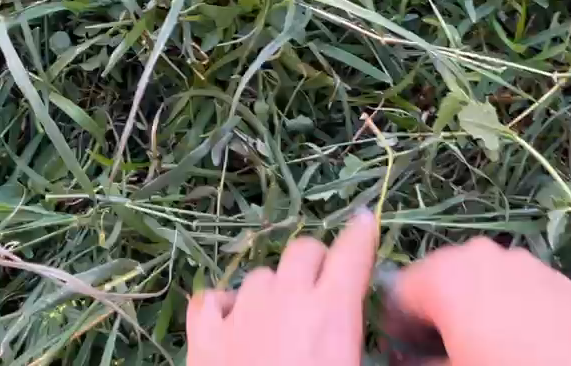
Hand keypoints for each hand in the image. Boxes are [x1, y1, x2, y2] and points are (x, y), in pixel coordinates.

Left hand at [186, 208, 379, 365]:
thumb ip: (358, 349)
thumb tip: (360, 336)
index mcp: (331, 314)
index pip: (352, 254)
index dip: (361, 235)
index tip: (366, 222)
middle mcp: (286, 299)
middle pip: (304, 250)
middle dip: (317, 263)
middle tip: (323, 290)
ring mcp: (240, 312)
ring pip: (261, 275)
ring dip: (274, 290)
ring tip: (279, 321)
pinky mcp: (204, 335)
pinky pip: (212, 300)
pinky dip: (224, 306)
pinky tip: (233, 325)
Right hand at [384, 238, 570, 365]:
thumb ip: (421, 365)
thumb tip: (408, 361)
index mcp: (444, 275)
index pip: (396, 293)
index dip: (395, 330)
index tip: (404, 359)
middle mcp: (475, 254)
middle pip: (435, 281)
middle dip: (432, 318)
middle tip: (442, 358)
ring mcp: (517, 261)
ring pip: (475, 282)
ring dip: (468, 313)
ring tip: (483, 353)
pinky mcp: (551, 276)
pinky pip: (510, 288)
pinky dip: (503, 310)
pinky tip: (521, 349)